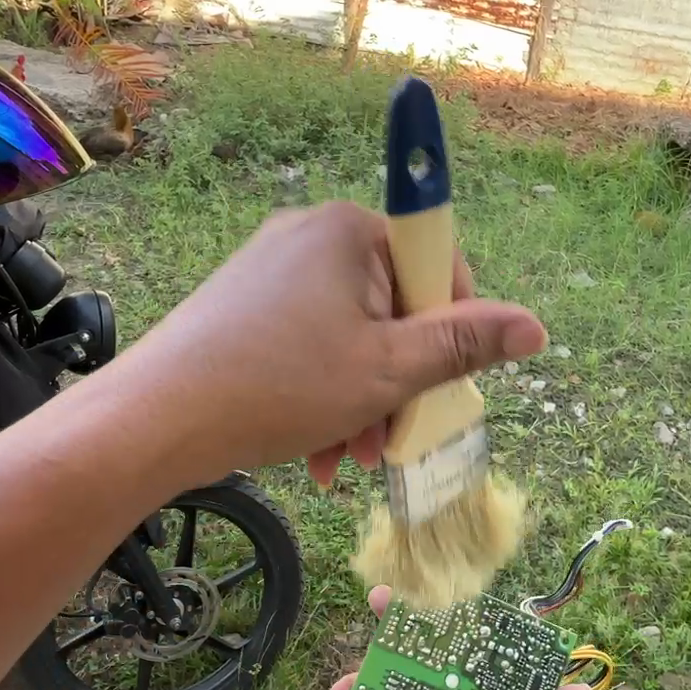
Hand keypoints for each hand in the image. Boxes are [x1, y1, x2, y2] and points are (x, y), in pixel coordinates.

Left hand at [115, 202, 544, 486]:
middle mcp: (312, 233)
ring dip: (362, 400)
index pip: (439, 267)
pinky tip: (315, 450)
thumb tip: (537, 326)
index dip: (452, 333)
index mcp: (351, 230)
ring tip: (347, 458)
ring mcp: (273, 266)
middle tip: (386, 443)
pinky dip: (323, 391)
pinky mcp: (246, 301)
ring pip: (351, 333)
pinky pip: (309, 340)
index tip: (438, 388)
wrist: (154, 420)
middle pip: (394, 308)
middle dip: (399, 382)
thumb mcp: (388, 372)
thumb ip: (465, 345)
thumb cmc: (280, 388)